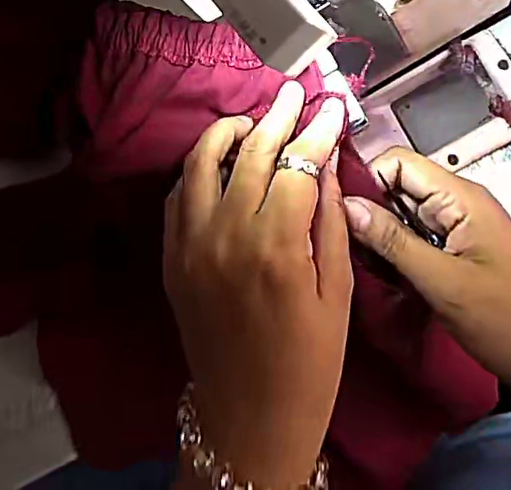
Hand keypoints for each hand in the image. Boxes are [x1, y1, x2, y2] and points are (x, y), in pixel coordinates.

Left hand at [163, 82, 351, 488]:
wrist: (248, 420)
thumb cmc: (310, 362)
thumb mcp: (338, 290)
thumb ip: (329, 217)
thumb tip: (325, 159)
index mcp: (276, 245)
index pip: (298, 162)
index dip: (317, 128)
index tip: (329, 103)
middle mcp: (227, 234)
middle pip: (252, 151)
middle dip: (278, 114)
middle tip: (294, 90)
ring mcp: (191, 243)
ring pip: (202, 160)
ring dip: (230, 130)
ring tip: (254, 120)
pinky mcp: (172, 256)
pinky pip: (179, 192)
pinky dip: (200, 167)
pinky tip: (222, 161)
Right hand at [342, 147, 510, 390]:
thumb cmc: (509, 320)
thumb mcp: (442, 282)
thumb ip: (392, 241)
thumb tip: (348, 206)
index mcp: (460, 195)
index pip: (399, 161)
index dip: (368, 180)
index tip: (344, 213)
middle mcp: (458, 200)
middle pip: (398, 184)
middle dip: (372, 211)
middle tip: (353, 248)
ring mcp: (459, 222)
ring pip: (404, 211)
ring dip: (384, 235)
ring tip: (371, 266)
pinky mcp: (458, 244)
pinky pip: (417, 234)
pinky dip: (400, 251)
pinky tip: (391, 276)